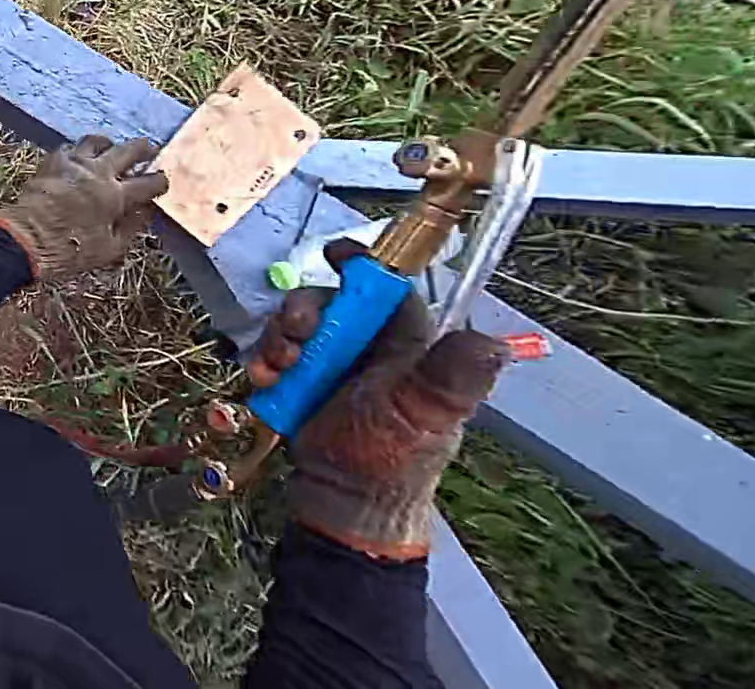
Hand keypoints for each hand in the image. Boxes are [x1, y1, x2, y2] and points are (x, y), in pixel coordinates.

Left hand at [0, 134, 167, 280]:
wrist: (26, 239)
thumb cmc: (69, 251)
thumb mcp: (110, 249)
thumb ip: (132, 226)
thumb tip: (146, 210)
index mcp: (116, 195)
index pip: (148, 182)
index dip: (160, 181)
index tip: (163, 180)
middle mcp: (98, 172)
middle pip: (128, 150)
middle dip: (143, 149)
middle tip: (150, 150)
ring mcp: (74, 163)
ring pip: (97, 140)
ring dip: (109, 143)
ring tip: (112, 148)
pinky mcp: (52, 161)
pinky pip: (71, 148)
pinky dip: (79, 151)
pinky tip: (80, 158)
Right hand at [253, 238, 506, 559]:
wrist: (342, 498)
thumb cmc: (389, 459)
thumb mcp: (423, 415)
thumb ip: (450, 378)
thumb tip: (490, 341)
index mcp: (403, 344)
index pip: (386, 288)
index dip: (362, 265)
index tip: (333, 254)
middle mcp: (365, 343)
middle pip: (328, 299)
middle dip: (302, 310)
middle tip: (294, 334)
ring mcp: (327, 358)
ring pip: (294, 321)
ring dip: (277, 337)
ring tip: (277, 368)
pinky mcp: (297, 373)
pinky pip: (273, 348)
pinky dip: (264, 359)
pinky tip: (265, 380)